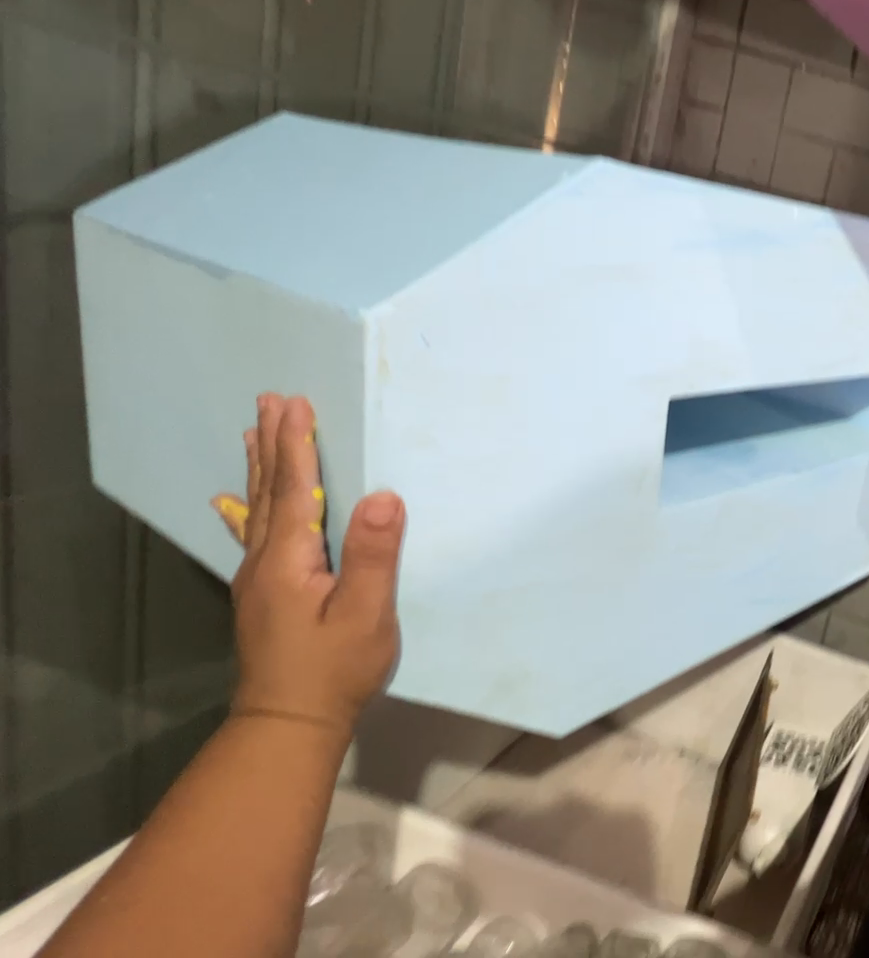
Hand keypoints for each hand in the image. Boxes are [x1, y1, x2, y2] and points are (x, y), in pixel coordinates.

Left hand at [210, 394, 405, 733]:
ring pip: (257, 510)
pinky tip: (230, 503)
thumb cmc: (335, 667)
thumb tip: (382, 496)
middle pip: (269, 492)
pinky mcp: (265, 593)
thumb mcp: (365, 612)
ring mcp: (260, 579)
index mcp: (290, 560)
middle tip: (270, 403)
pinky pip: (254, 533)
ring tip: (253, 432)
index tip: (296, 406)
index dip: (298, 447)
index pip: (297, 492)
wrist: (290, 721)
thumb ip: (372, 554)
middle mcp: (265, 562)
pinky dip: (245, 508)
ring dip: (259, 468)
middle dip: (273, 445)